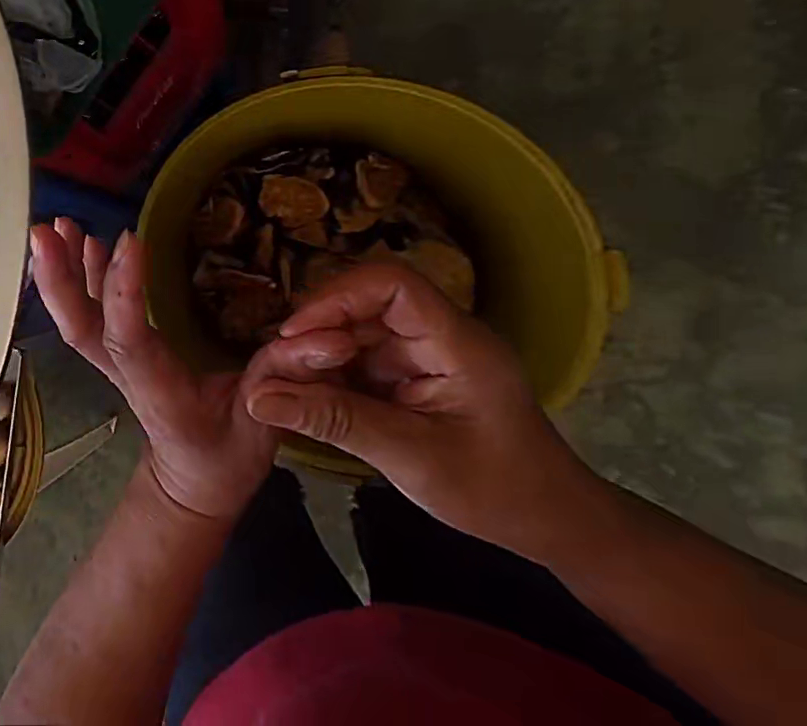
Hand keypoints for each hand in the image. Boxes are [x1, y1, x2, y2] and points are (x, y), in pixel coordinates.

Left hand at [31, 220, 326, 520]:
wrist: (193, 480)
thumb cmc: (225, 455)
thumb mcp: (263, 427)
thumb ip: (288, 383)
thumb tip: (331, 338)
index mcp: (158, 388)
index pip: (130, 340)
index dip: (123, 293)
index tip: (126, 243)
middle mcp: (127, 370)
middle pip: (81, 327)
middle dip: (59, 281)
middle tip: (45, 233)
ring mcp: (118, 360)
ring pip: (78, 317)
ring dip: (61, 273)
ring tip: (53, 228)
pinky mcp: (121, 350)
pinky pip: (93, 313)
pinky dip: (81, 277)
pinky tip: (78, 244)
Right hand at [246, 262, 611, 561]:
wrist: (549, 521)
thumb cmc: (495, 491)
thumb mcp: (410, 457)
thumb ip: (335, 421)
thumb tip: (257, 398)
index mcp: (454, 342)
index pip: (392, 285)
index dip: (336, 297)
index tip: (294, 334)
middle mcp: (436, 334)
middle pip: (364, 303)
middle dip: (317, 330)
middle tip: (279, 366)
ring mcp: (423, 352)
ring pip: (355, 330)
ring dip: (318, 354)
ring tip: (286, 385)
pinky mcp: (410, 372)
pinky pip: (359, 358)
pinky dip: (330, 375)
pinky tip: (309, 397)